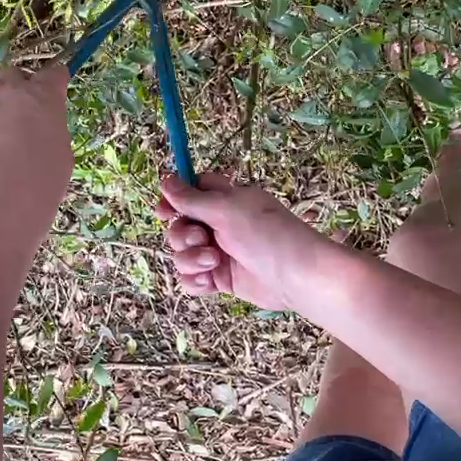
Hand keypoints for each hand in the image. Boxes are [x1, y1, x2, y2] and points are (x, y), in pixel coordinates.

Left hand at [0, 64, 72, 260]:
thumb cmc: (34, 197)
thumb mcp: (59, 161)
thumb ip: (50, 131)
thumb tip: (39, 124)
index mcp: (40, 100)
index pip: (52, 75)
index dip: (54, 84)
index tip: (54, 92)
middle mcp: (3, 93)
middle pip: (12, 78)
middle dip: (18, 94)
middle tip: (21, 127)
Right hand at [155, 173, 325, 311]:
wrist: (296, 276)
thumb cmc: (268, 234)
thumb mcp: (227, 209)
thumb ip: (192, 199)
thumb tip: (164, 179)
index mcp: (225, 200)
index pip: (190, 192)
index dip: (173, 201)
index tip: (164, 212)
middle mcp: (220, 225)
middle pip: (180, 226)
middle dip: (182, 235)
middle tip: (201, 239)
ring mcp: (220, 253)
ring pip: (182, 254)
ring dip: (190, 259)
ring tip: (213, 263)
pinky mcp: (221, 279)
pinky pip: (191, 278)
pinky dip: (195, 280)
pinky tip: (209, 281)